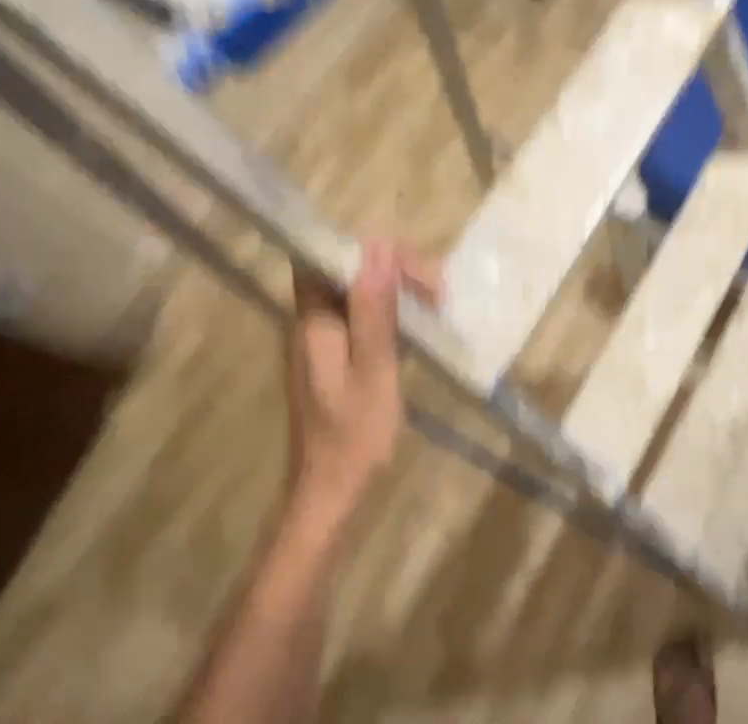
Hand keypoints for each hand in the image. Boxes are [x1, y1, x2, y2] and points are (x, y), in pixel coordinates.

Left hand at [285, 239, 440, 529]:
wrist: (329, 497)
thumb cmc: (354, 439)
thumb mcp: (373, 373)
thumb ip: (374, 312)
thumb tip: (377, 250)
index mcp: (312, 323)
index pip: (325, 257)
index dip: (367, 250)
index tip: (412, 266)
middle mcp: (310, 325)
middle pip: (343, 271)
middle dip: (391, 268)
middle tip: (436, 292)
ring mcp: (322, 343)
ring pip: (355, 293)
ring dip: (395, 290)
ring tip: (436, 305)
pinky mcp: (336, 359)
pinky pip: (362, 317)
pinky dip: (391, 314)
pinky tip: (420, 329)